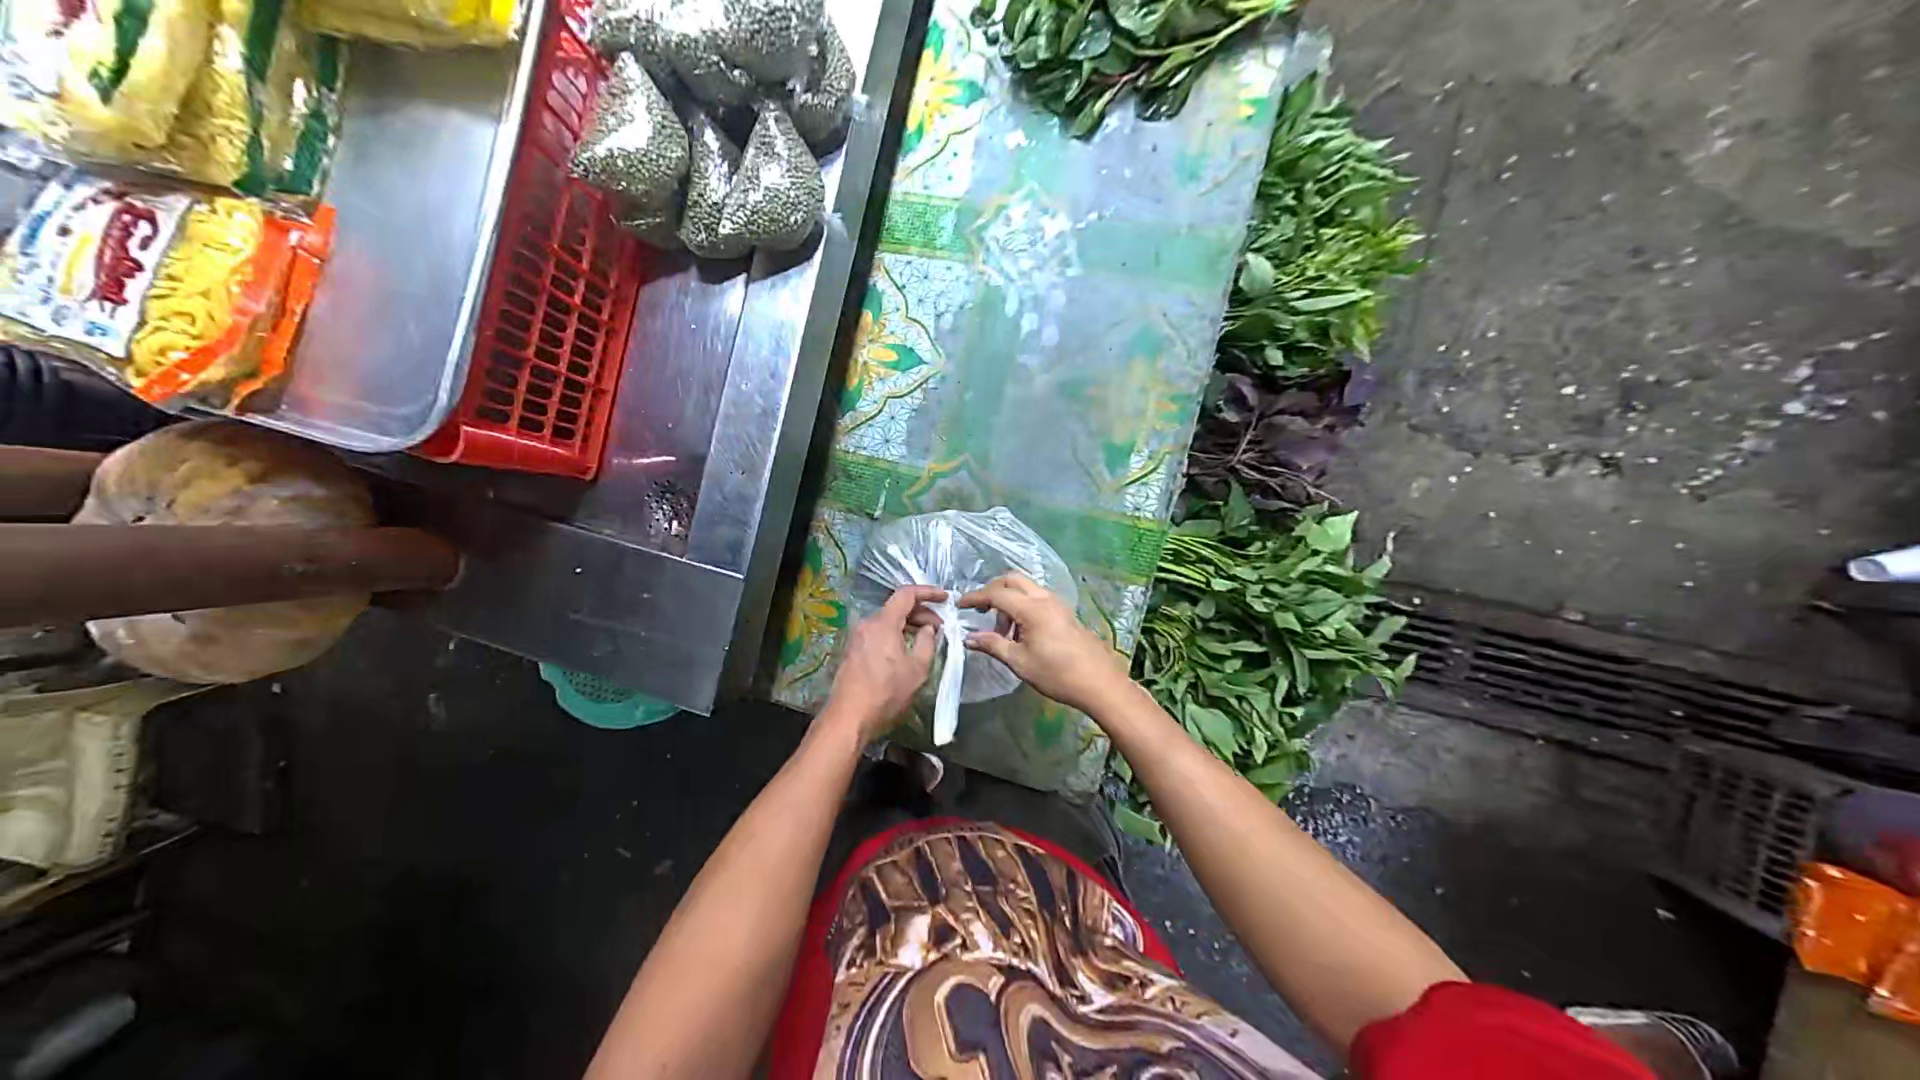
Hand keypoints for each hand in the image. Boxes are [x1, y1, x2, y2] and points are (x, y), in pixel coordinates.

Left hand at [824, 585, 947, 742]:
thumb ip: (927, 642)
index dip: (928, 592)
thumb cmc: (886, 694)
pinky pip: (878, 633)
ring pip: (887, 621)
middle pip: (896, 607)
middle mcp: (867, 624)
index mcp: (883, 623)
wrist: (849, 718)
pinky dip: (894, 634)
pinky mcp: (852, 650)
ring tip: (926, 638)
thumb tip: (928, 628)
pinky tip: (906, 649)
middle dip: (920, 612)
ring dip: (908, 624)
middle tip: (939, 626)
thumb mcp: (917, 669)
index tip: (945, 598)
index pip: (906, 594)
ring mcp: (857, 637)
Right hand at [959, 573, 1129, 713]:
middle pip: (1012, 580)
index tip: (960, 605)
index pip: (996, 593)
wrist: (1099, 683)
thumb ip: (992, 645)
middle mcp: (1045, 599)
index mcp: (1032, 609)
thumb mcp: (1019, 662)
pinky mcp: (1065, 612)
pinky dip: (1023, 605)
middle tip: (982, 612)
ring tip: (1005, 632)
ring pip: (1026, 588)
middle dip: (993, 591)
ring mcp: (1058, 603)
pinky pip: (1038, 597)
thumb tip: (968, 638)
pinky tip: (1022, 632)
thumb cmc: (1057, 674)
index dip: (975, 597)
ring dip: (1009, 600)